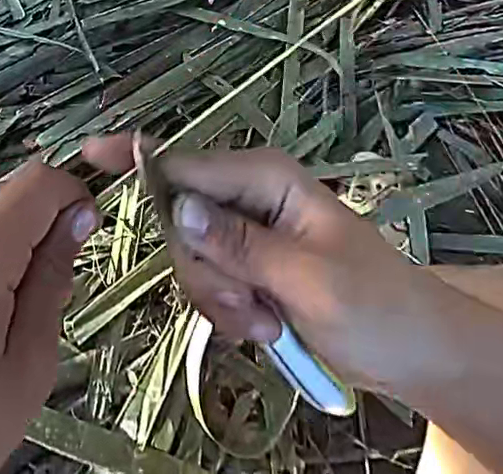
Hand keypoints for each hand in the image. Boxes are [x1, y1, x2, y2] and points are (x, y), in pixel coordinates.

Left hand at [0, 160, 97, 473]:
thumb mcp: (25, 366)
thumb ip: (54, 278)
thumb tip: (80, 216)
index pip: (39, 181)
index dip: (73, 198)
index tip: (85, 236)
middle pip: (12, 191)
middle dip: (41, 224)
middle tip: (41, 293)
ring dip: (11, 235)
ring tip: (2, 307)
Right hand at [81, 134, 442, 394]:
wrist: (412, 349)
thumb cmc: (376, 305)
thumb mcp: (309, 278)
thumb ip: (240, 244)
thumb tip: (178, 207)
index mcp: (265, 177)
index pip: (186, 164)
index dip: (137, 159)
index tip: (89, 154)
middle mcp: (247, 194)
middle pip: (179, 220)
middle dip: (206, 271)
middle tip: (250, 306)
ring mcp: (243, 228)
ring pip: (189, 256)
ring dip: (220, 298)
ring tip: (268, 320)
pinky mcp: (243, 260)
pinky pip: (205, 280)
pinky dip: (227, 310)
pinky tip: (265, 324)